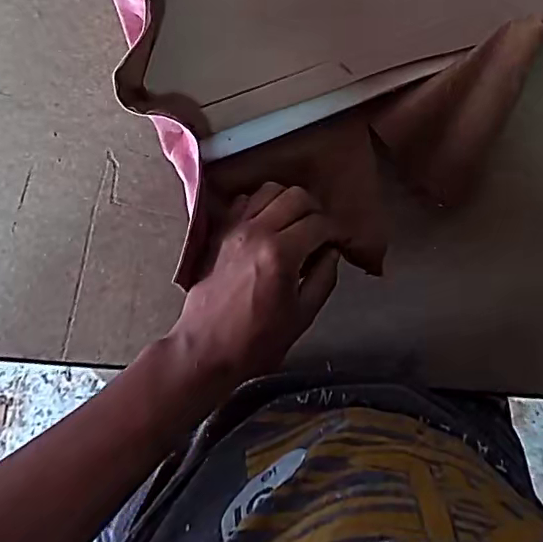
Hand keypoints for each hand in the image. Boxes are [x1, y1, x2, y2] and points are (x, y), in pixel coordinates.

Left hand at [168, 183, 342, 390]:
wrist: (205, 350)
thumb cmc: (256, 341)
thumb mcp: (303, 314)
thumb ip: (324, 277)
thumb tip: (331, 252)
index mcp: (281, 254)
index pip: (319, 223)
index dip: (334, 231)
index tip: (337, 242)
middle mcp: (258, 233)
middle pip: (297, 197)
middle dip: (315, 211)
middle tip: (319, 232)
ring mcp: (236, 230)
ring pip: (270, 190)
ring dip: (288, 202)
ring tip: (295, 224)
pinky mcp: (221, 234)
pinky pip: (245, 201)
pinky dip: (261, 205)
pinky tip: (269, 225)